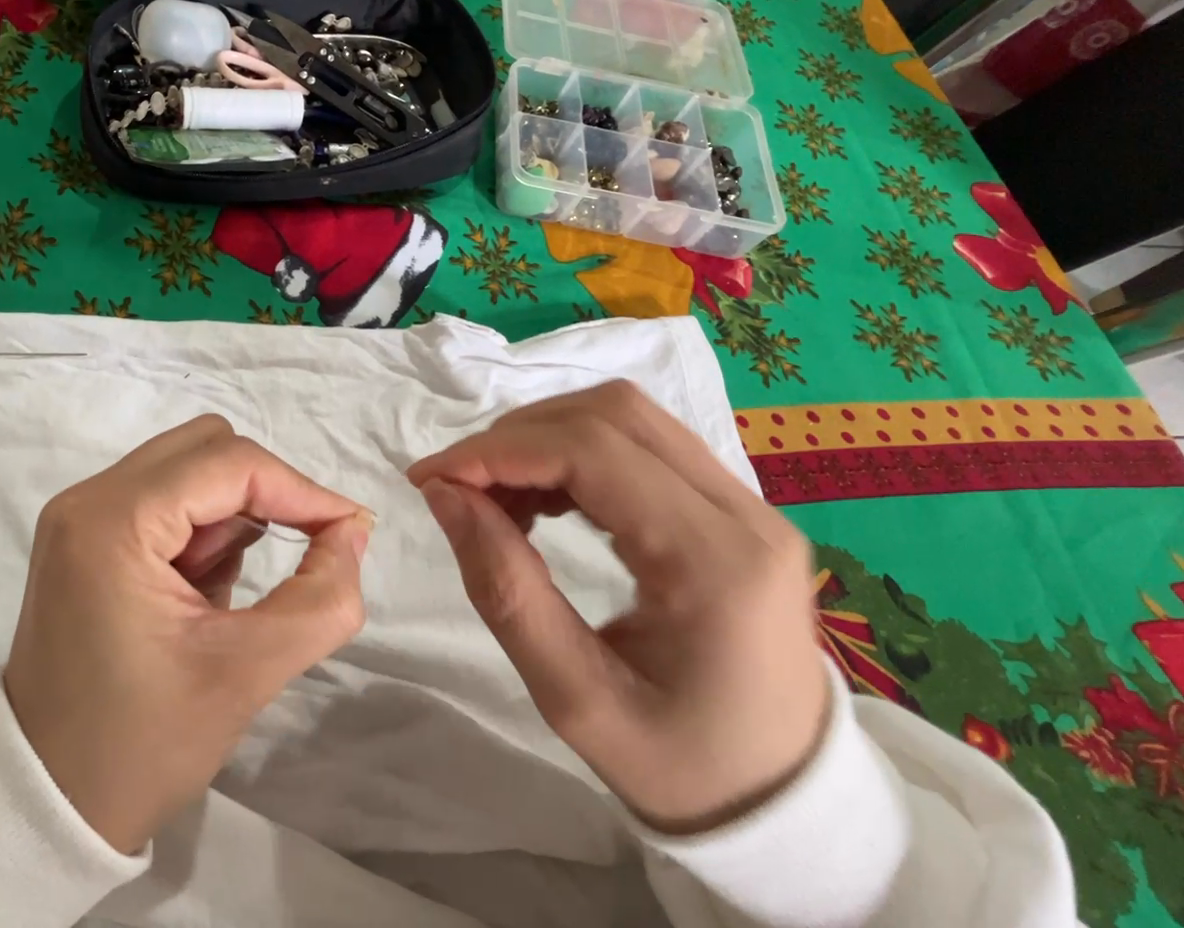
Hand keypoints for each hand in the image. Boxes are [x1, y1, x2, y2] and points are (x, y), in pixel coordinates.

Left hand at [4, 416, 373, 853]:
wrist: (48, 798)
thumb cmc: (141, 745)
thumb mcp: (245, 673)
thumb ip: (320, 599)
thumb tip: (353, 533)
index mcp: (111, 522)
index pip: (228, 463)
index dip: (301, 490)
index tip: (353, 531)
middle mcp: (86, 500)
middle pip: (205, 449)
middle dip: (264, 495)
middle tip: (292, 560)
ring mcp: (79, 518)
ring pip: (187, 470)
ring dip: (230, 517)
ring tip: (223, 599)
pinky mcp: (84, 541)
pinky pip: (164, 502)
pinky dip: (202, 532)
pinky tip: (199, 597)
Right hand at [406, 382, 828, 834]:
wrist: (783, 800)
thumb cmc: (679, 766)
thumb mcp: (573, 697)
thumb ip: (504, 589)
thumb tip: (444, 496)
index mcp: (714, 562)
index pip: (592, 453)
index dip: (498, 451)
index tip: (430, 481)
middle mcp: (744, 514)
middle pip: (614, 414)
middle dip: (517, 437)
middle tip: (457, 488)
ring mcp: (748, 506)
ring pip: (628, 420)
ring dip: (544, 441)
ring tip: (494, 498)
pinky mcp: (736, 512)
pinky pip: (644, 447)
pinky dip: (574, 456)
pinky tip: (541, 502)